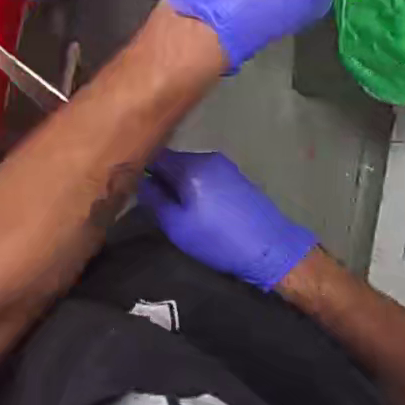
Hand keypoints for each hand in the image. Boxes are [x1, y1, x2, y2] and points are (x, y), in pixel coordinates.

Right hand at [138, 150, 317, 291]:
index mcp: (190, 166)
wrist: (270, 248)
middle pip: (173, 161)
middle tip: (154, 203)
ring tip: (177, 209)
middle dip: (161, 178)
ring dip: (180, 183)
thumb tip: (140, 183)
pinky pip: (206, 175)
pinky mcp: (238, 177)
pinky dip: (197, 186)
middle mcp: (208, 158)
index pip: (155, 156)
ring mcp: (226, 166)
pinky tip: (199, 207)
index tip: (134, 187)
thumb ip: (154, 200)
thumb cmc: (218, 239)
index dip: (141, 169)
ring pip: (190, 168)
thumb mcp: (176, 225)